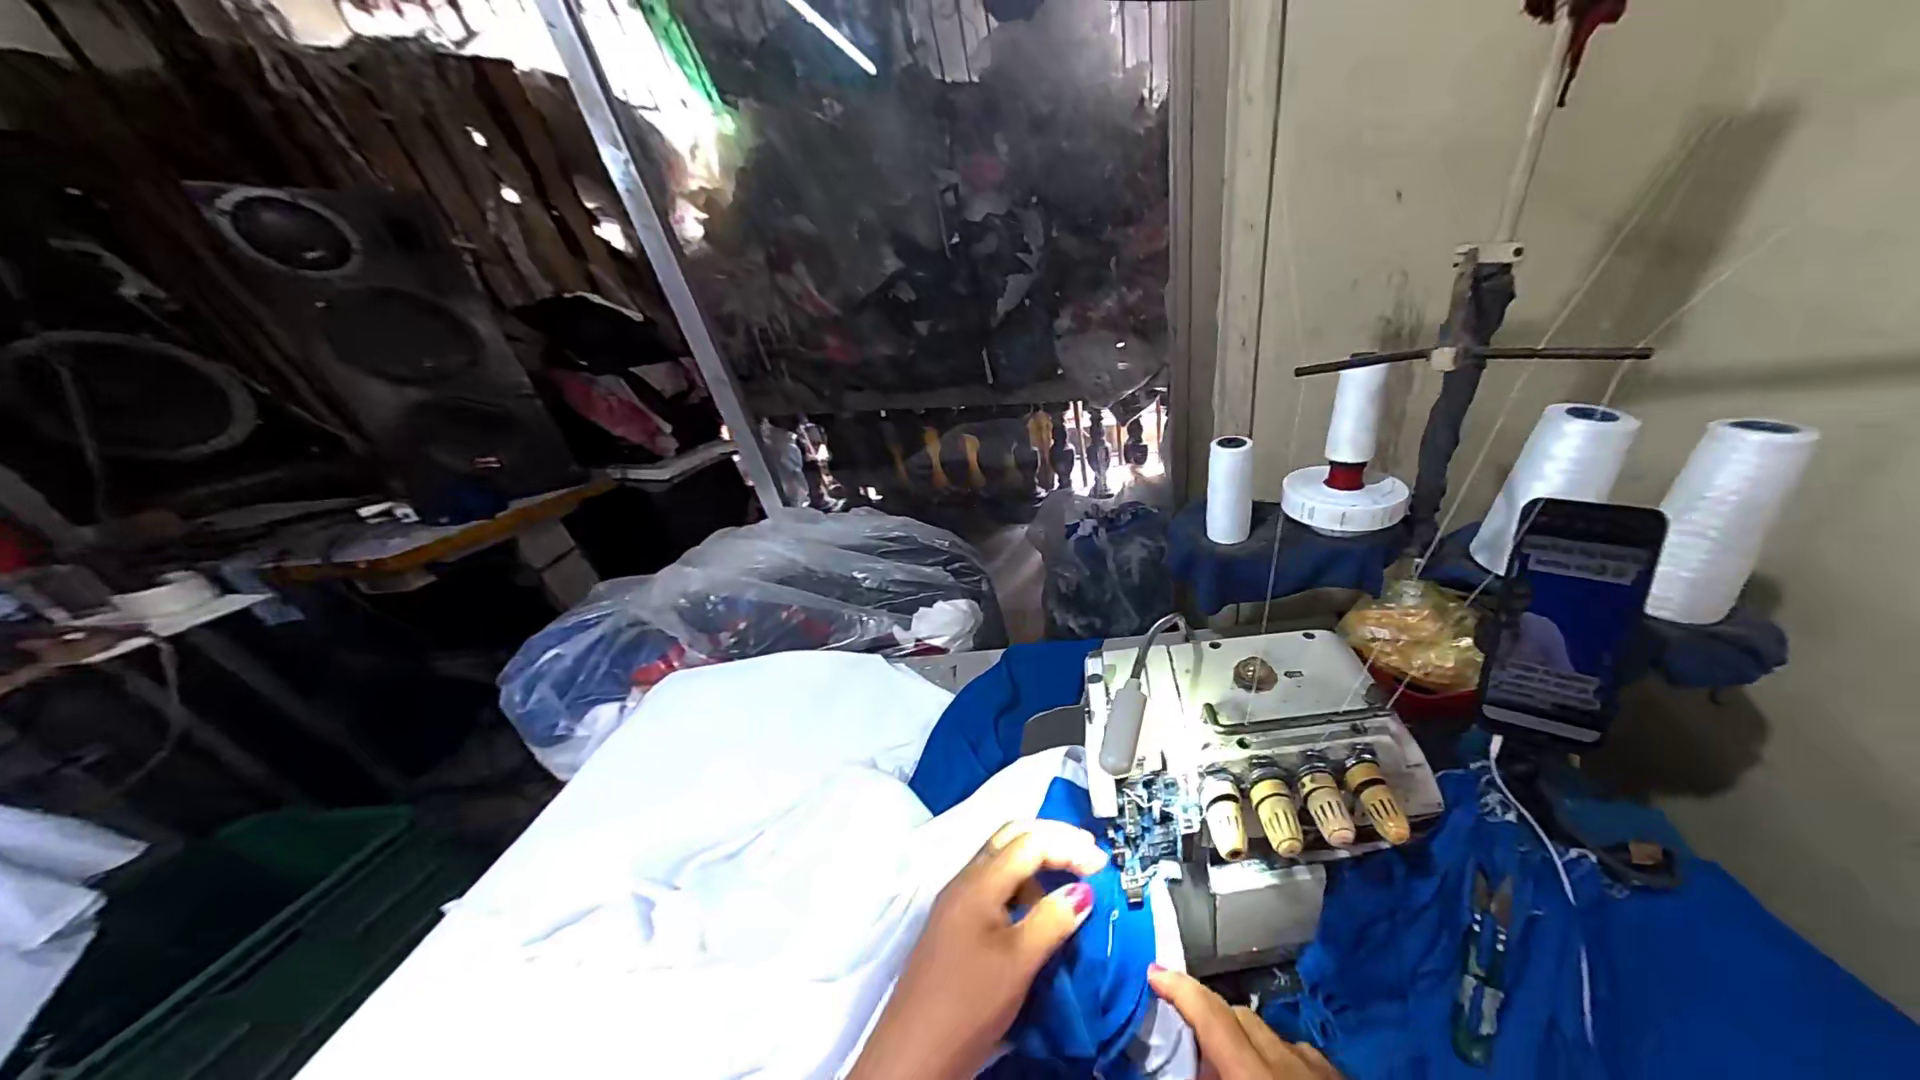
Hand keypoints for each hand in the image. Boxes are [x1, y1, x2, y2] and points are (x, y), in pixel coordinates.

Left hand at [848, 820, 1108, 1079]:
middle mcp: (964, 880)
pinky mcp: (955, 923)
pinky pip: (993, 885)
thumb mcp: (1019, 962)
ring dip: (1036, 861)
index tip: (1102, 865)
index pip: (1029, 841)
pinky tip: (1037, 908)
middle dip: (1051, 838)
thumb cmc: (969, 1002)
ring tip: (1069, 883)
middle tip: (1087, 854)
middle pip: (1011, 838)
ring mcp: (956, 900)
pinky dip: (1022, 885)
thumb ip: (1052, 920)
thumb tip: (1083, 890)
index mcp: (978, 881)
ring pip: (1001, 860)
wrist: (913, 1051)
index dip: (1068, 846)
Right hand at [1149, 966, 1343, 1079]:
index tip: (1153, 973)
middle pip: (1238, 1016)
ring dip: (1242, 1041)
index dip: (1180, 989)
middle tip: (1188, 1050)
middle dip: (1206, 1019)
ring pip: (1270, 1036)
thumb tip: (1188, 1069)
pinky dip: (1277, 1060)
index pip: (1213, 1016)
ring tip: (1230, 1073)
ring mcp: (1323, 1076)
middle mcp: (1291, 1068)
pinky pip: (1302, 1057)